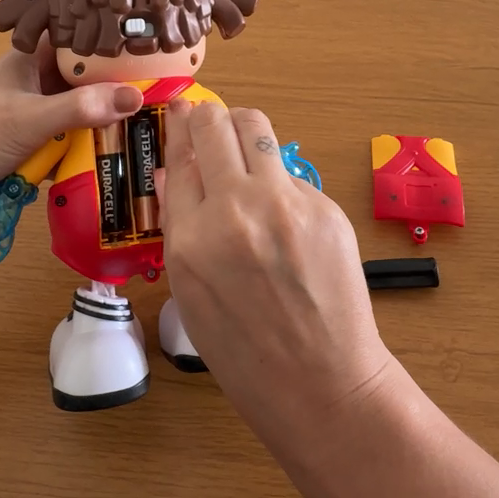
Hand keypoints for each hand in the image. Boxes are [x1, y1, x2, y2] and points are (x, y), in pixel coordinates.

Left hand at [0, 40, 141, 208]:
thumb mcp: (29, 121)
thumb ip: (81, 108)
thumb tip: (136, 96)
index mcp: (29, 58)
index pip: (78, 35)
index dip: (112, 38)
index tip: (152, 45)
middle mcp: (33, 78)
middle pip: (85, 76)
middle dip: (115, 87)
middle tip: (157, 92)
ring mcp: (30, 110)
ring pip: (78, 108)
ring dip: (99, 120)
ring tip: (142, 125)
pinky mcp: (29, 140)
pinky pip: (67, 136)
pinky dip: (82, 145)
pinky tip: (106, 153)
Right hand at [158, 100, 396, 421]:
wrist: (320, 383)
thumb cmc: (244, 352)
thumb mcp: (190, 294)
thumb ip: (181, 227)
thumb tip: (175, 170)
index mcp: (190, 240)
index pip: (178, 156)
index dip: (178, 130)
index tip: (179, 115)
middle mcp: (234, 210)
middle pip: (213, 124)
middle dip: (207, 116)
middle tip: (209, 122)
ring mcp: (283, 204)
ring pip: (255, 127)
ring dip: (243, 128)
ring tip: (243, 144)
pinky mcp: (323, 206)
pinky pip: (290, 172)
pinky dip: (279, 180)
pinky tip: (282, 214)